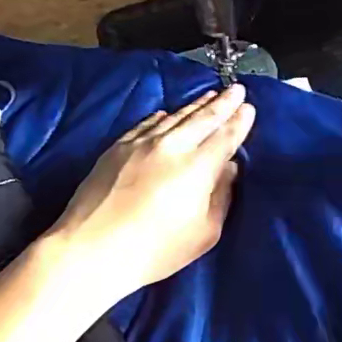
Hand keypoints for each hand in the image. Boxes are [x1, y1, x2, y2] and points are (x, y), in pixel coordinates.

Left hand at [41, 84, 255, 306]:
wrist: (93, 248)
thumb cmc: (154, 250)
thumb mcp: (204, 233)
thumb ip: (221, 197)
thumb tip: (228, 170)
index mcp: (197, 167)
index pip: (225, 137)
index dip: (239, 122)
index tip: (248, 108)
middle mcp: (171, 147)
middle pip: (202, 119)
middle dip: (222, 104)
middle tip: (235, 90)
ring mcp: (140, 144)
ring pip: (174, 117)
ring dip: (194, 106)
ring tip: (209, 96)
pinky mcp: (116, 149)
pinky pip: (145, 125)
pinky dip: (160, 117)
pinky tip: (166, 114)